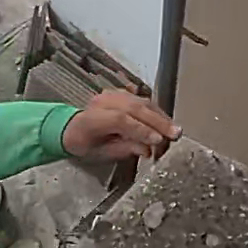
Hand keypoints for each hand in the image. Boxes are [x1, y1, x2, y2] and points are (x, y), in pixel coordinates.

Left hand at [61, 90, 179, 161]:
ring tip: (174, 129)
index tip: (158, 141)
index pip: (120, 120)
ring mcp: (111, 95)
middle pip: (134, 108)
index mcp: (91, 120)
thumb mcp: (101, 153)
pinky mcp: (121, 94)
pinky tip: (166, 121)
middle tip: (174, 134)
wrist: (72, 128)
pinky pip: (142, 100)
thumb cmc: (86, 144)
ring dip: (161, 116)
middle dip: (157, 122)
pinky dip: (156, 111)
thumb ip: (124, 149)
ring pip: (141, 102)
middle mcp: (101, 103)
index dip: (141, 129)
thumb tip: (147, 149)